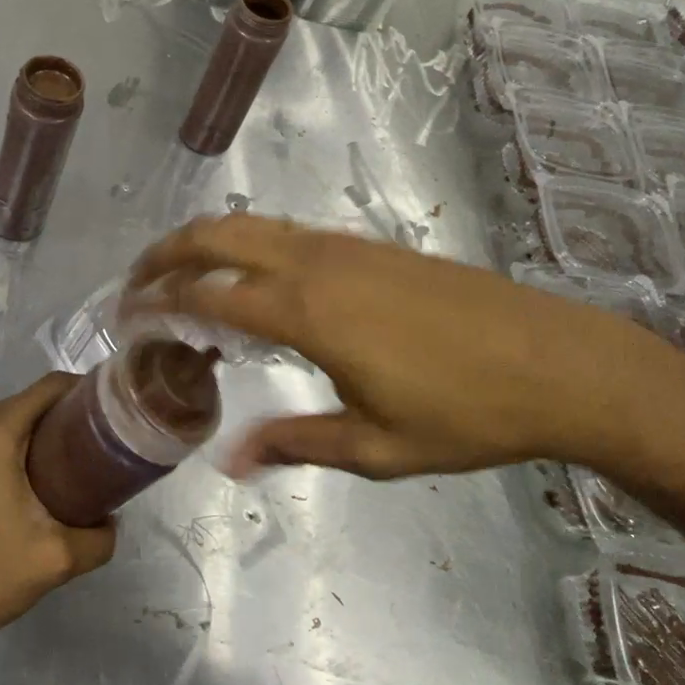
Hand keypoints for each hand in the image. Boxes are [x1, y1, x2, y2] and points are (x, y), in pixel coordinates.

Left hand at [0, 374, 116, 684]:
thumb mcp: (57, 558)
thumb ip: (100, 538)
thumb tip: (112, 520)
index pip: (53, 386)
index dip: (91, 393)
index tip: (121, 417)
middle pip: (39, 402)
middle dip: (76, 420)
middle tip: (110, 449)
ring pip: (22, 422)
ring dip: (53, 438)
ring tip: (87, 468)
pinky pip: (3, 439)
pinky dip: (30, 450)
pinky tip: (52, 483)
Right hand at [124, 214, 684, 480]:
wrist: (559, 363)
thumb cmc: (464, 412)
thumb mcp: (375, 447)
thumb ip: (294, 442)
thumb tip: (228, 461)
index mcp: (305, 310)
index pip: (206, 294)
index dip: (158, 303)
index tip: (126, 318)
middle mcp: (314, 262)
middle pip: (216, 234)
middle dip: (164, 253)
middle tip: (135, 285)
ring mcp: (343, 245)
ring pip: (250, 224)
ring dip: (203, 242)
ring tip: (178, 275)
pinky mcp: (368, 244)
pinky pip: (284, 231)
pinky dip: (244, 244)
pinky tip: (249, 278)